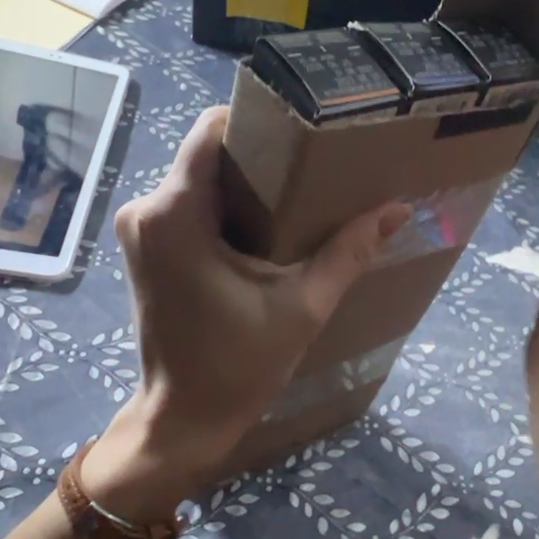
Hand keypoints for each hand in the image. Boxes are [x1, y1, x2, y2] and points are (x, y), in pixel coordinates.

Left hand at [84, 106, 408, 519]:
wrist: (184, 417)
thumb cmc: (238, 365)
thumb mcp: (304, 305)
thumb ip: (349, 251)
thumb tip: (397, 209)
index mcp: (174, 215)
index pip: (211, 131)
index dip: (258, 121)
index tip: (305, 131)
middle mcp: (146, 210)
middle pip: (208, 153)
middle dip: (260, 154)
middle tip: (315, 165)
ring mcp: (141, 228)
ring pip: (200, 178)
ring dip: (245, 182)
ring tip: (300, 193)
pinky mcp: (147, 246)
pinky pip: (190, 203)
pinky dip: (228, 206)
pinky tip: (269, 224)